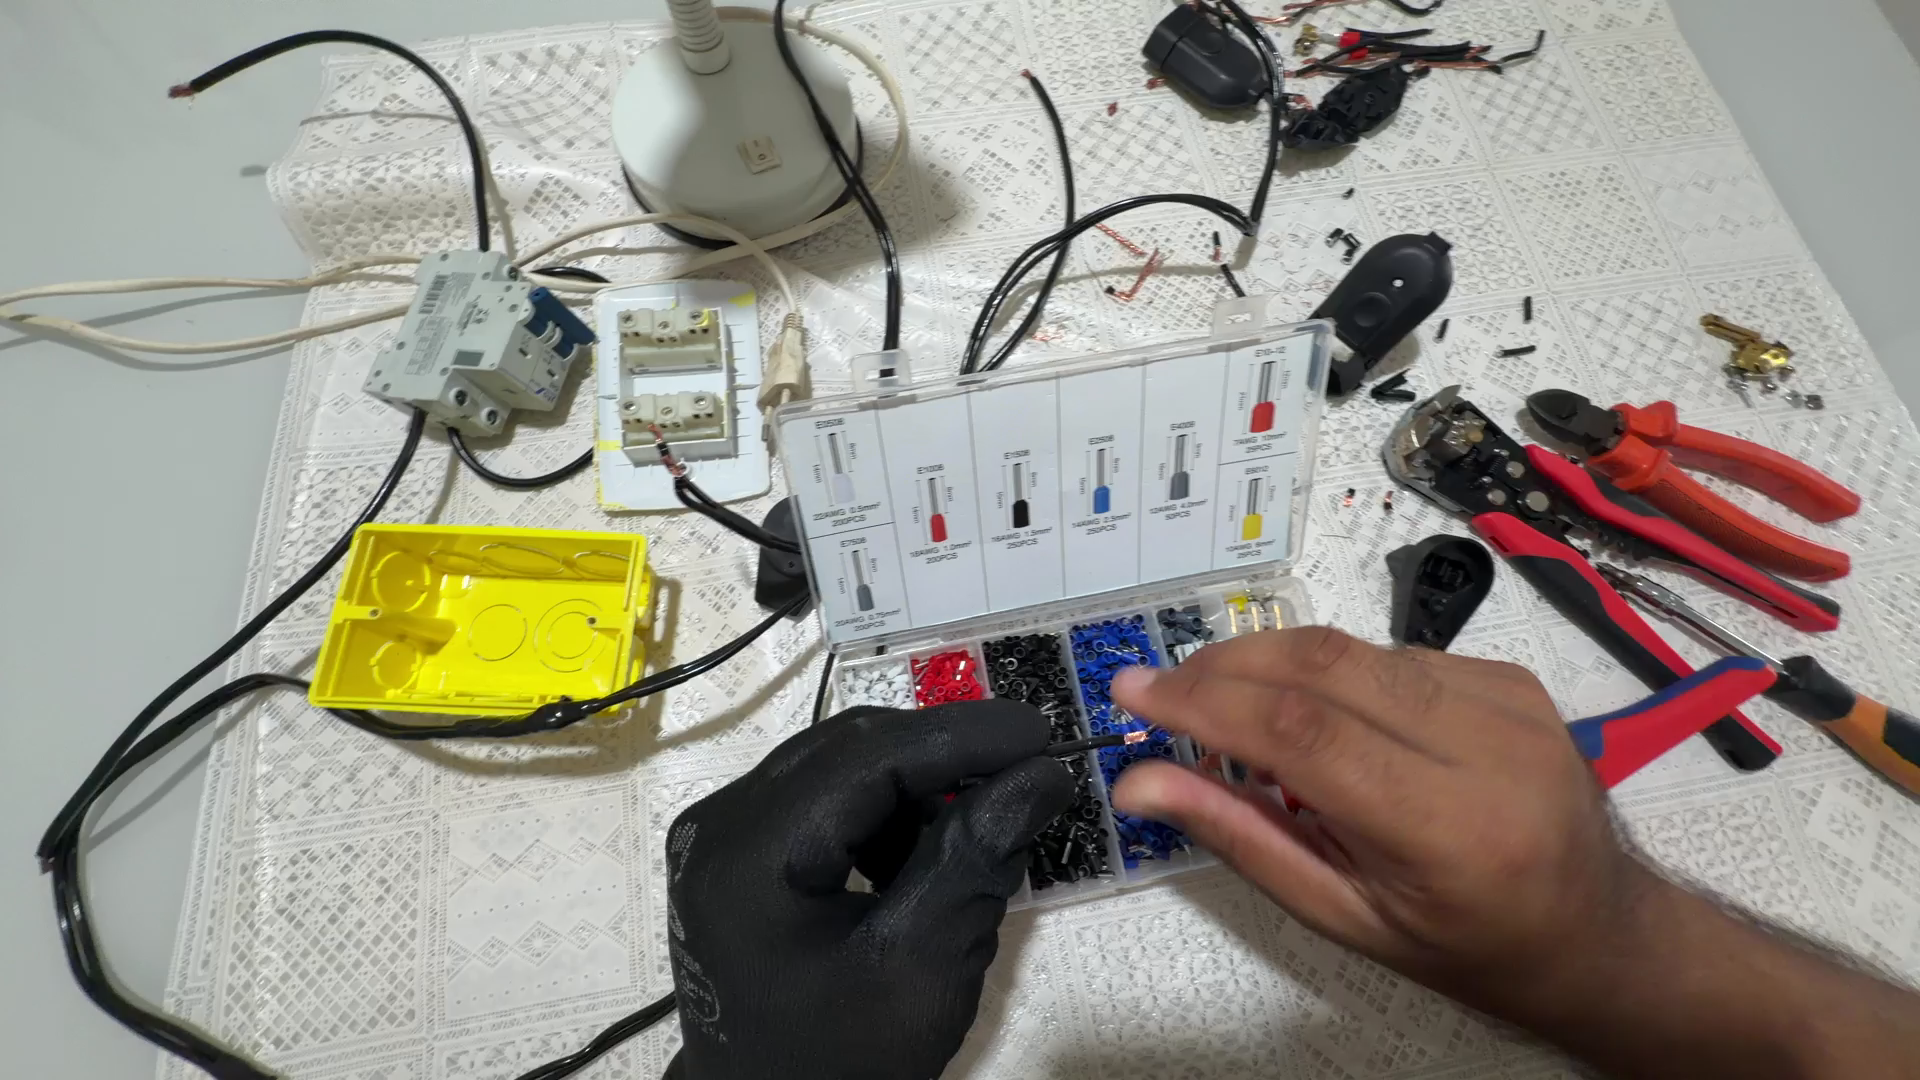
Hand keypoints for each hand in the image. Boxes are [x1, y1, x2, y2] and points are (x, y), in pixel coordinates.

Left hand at [663, 700, 1075, 1079]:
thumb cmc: (842, 1063)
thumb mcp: (923, 970)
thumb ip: (978, 858)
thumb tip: (1042, 773)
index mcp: (750, 857)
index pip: (867, 757)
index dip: (961, 735)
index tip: (1040, 731)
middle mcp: (723, 820)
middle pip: (853, 748)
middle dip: (944, 753)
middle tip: (1023, 766)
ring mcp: (726, 825)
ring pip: (845, 761)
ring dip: (918, 782)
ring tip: (972, 825)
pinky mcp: (744, 838)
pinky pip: (829, 790)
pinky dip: (887, 808)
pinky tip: (918, 851)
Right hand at [1109, 627, 1657, 1015]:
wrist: (1604, 934)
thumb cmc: (1463, 944)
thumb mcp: (1340, 914)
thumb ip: (1236, 835)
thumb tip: (1138, 782)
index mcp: (1451, 831)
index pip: (1302, 735)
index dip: (1204, 701)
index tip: (1131, 688)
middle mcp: (1489, 747)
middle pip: (1319, 665)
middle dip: (1221, 667)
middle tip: (1166, 689)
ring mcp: (1506, 699)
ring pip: (1342, 649)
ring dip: (1263, 666)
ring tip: (1229, 707)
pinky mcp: (1506, 676)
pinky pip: (1378, 654)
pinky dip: (1320, 672)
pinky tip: (1319, 714)